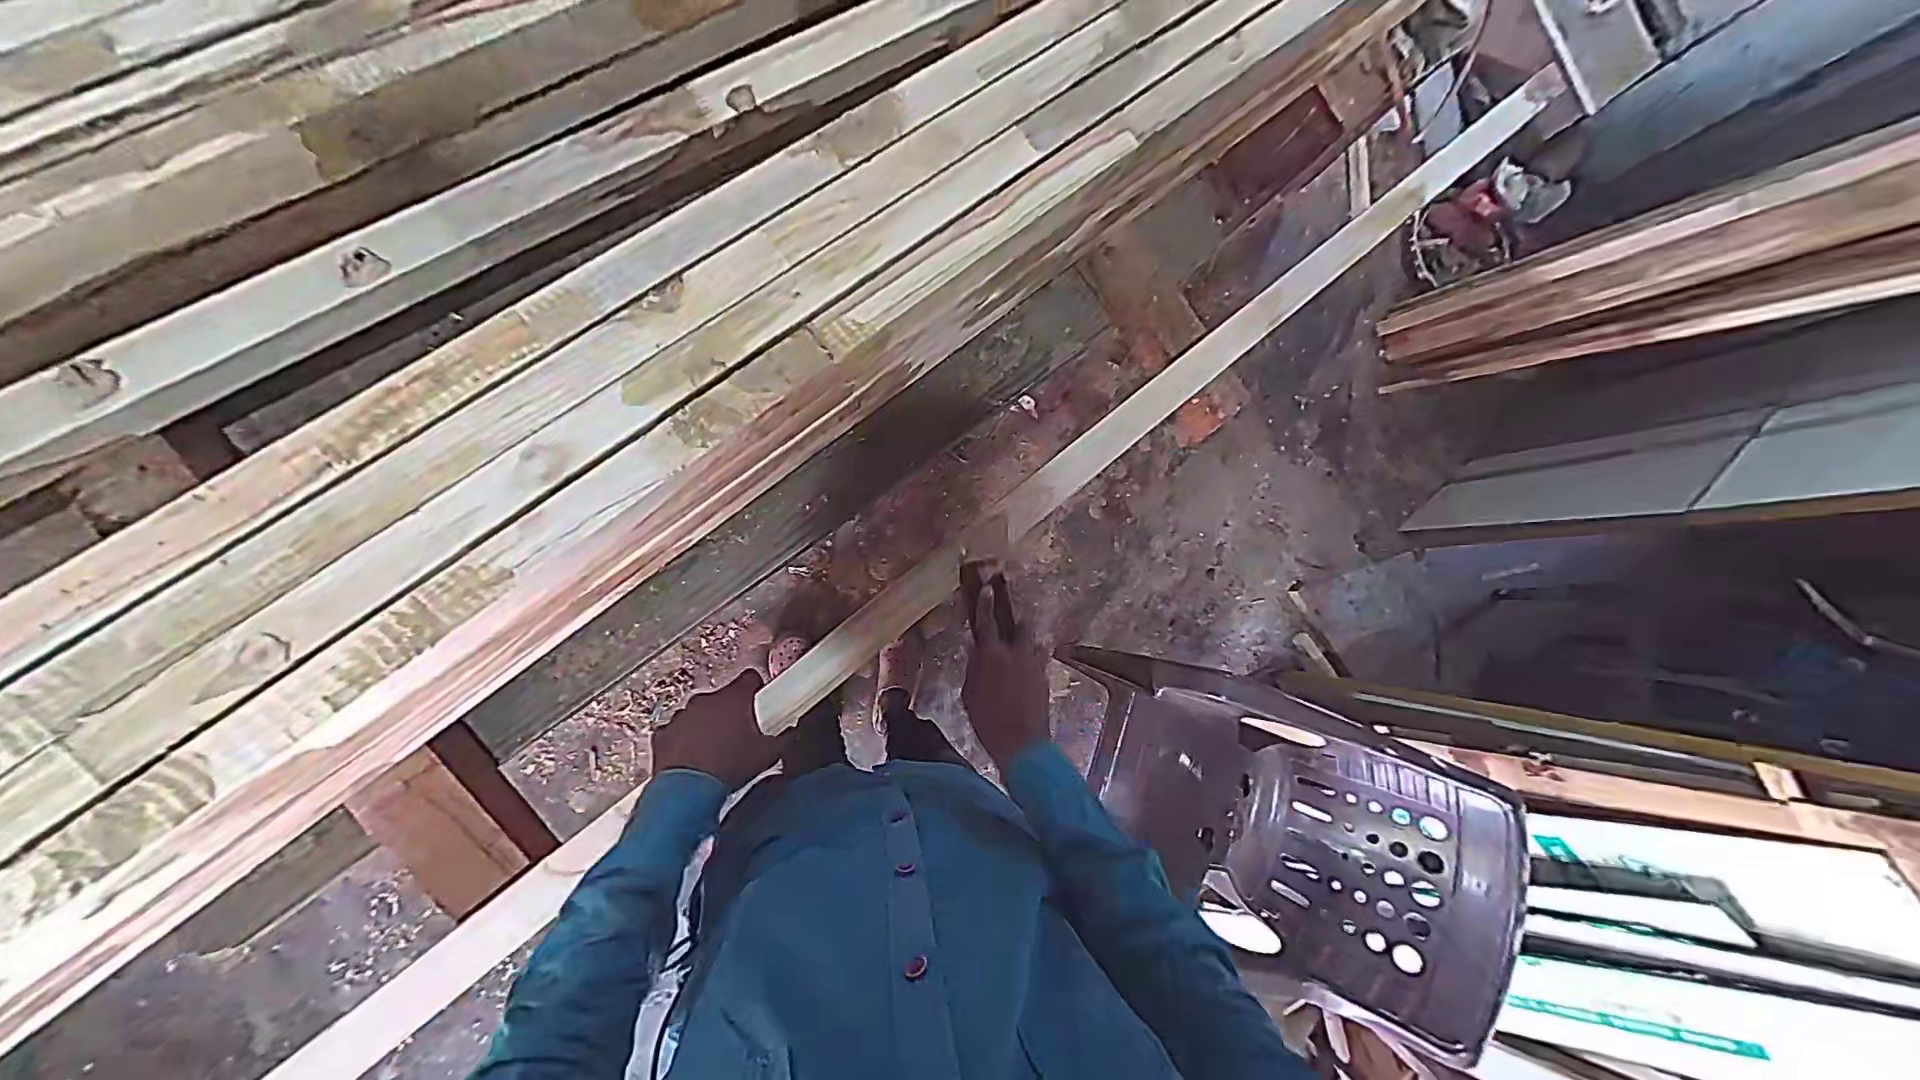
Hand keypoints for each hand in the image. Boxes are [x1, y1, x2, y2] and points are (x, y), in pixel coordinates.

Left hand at [651, 670, 786, 789]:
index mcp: (735, 698)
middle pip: (723, 697)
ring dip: (707, 726)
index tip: (759, 701)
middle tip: (740, 735)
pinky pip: (676, 731)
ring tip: (717, 751)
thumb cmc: (728, 768)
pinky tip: (693, 759)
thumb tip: (790, 735)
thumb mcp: (769, 754)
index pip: (750, 678)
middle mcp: (706, 700)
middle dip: (731, 712)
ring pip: (699, 713)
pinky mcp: (663, 734)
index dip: (757, 689)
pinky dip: (683, 741)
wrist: (687, 793)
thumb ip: (783, 738)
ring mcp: (682, 716)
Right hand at [960, 563, 1050, 767]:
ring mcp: (1033, 664)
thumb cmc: (988, 723)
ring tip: (1016, 647)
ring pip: (1030, 641)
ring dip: (1023, 640)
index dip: (985, 603)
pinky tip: (1022, 672)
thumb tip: (975, 650)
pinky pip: (1036, 660)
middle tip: (1008, 615)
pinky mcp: (1044, 677)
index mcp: (992, 656)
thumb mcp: (969, 695)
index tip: (988, 587)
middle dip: (1013, 619)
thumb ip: (973, 668)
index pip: (986, 622)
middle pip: (1018, 625)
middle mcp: (1015, 654)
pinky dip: (1029, 660)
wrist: (1023, 745)